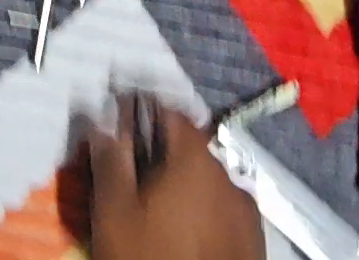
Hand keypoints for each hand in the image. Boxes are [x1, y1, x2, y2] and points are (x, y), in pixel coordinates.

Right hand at [87, 95, 265, 259]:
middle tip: (134, 186)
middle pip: (188, 150)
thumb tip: (103, 118)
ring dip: (184, 189)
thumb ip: (110, 158)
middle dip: (161, 158)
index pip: (169, 113)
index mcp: (194, 158)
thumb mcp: (114, 211)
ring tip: (159, 218)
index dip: (142, 118)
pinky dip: (203, 216)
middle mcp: (227, 175)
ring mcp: (246, 211)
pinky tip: (184, 240)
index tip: (120, 136)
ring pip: (206, 183)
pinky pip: (222, 213)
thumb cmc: (149, 259)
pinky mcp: (255, 243)